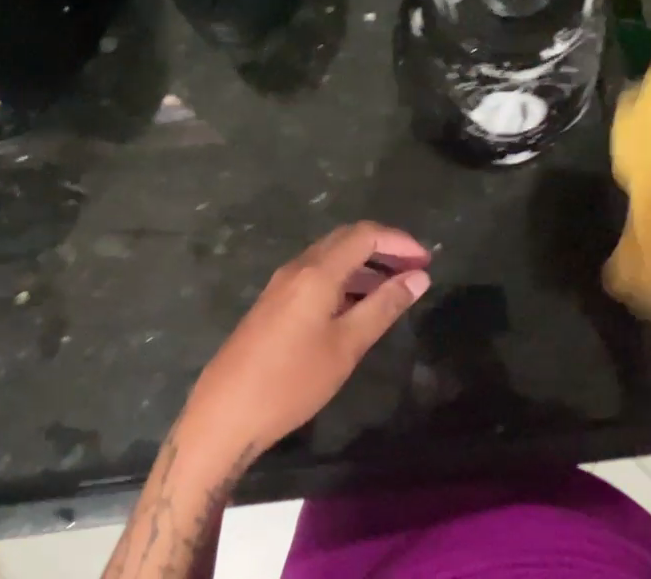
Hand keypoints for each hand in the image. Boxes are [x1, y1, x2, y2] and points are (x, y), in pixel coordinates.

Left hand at [176, 222, 431, 464]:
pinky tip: (357, 307)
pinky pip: (316, 276)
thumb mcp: (346, 346)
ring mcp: (281, 286)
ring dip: (365, 265)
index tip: (426, 260)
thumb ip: (384, 307)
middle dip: (384, 248)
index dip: (399, 241)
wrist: (224, 415)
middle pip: (346, 240)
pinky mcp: (273, 304)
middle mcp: (297, 268)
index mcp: (317, 272)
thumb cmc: (291, 381)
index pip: (365, 235)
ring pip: (330, 258)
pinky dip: (344, 280)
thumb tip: (419, 278)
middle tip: (415, 270)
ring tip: (394, 290)